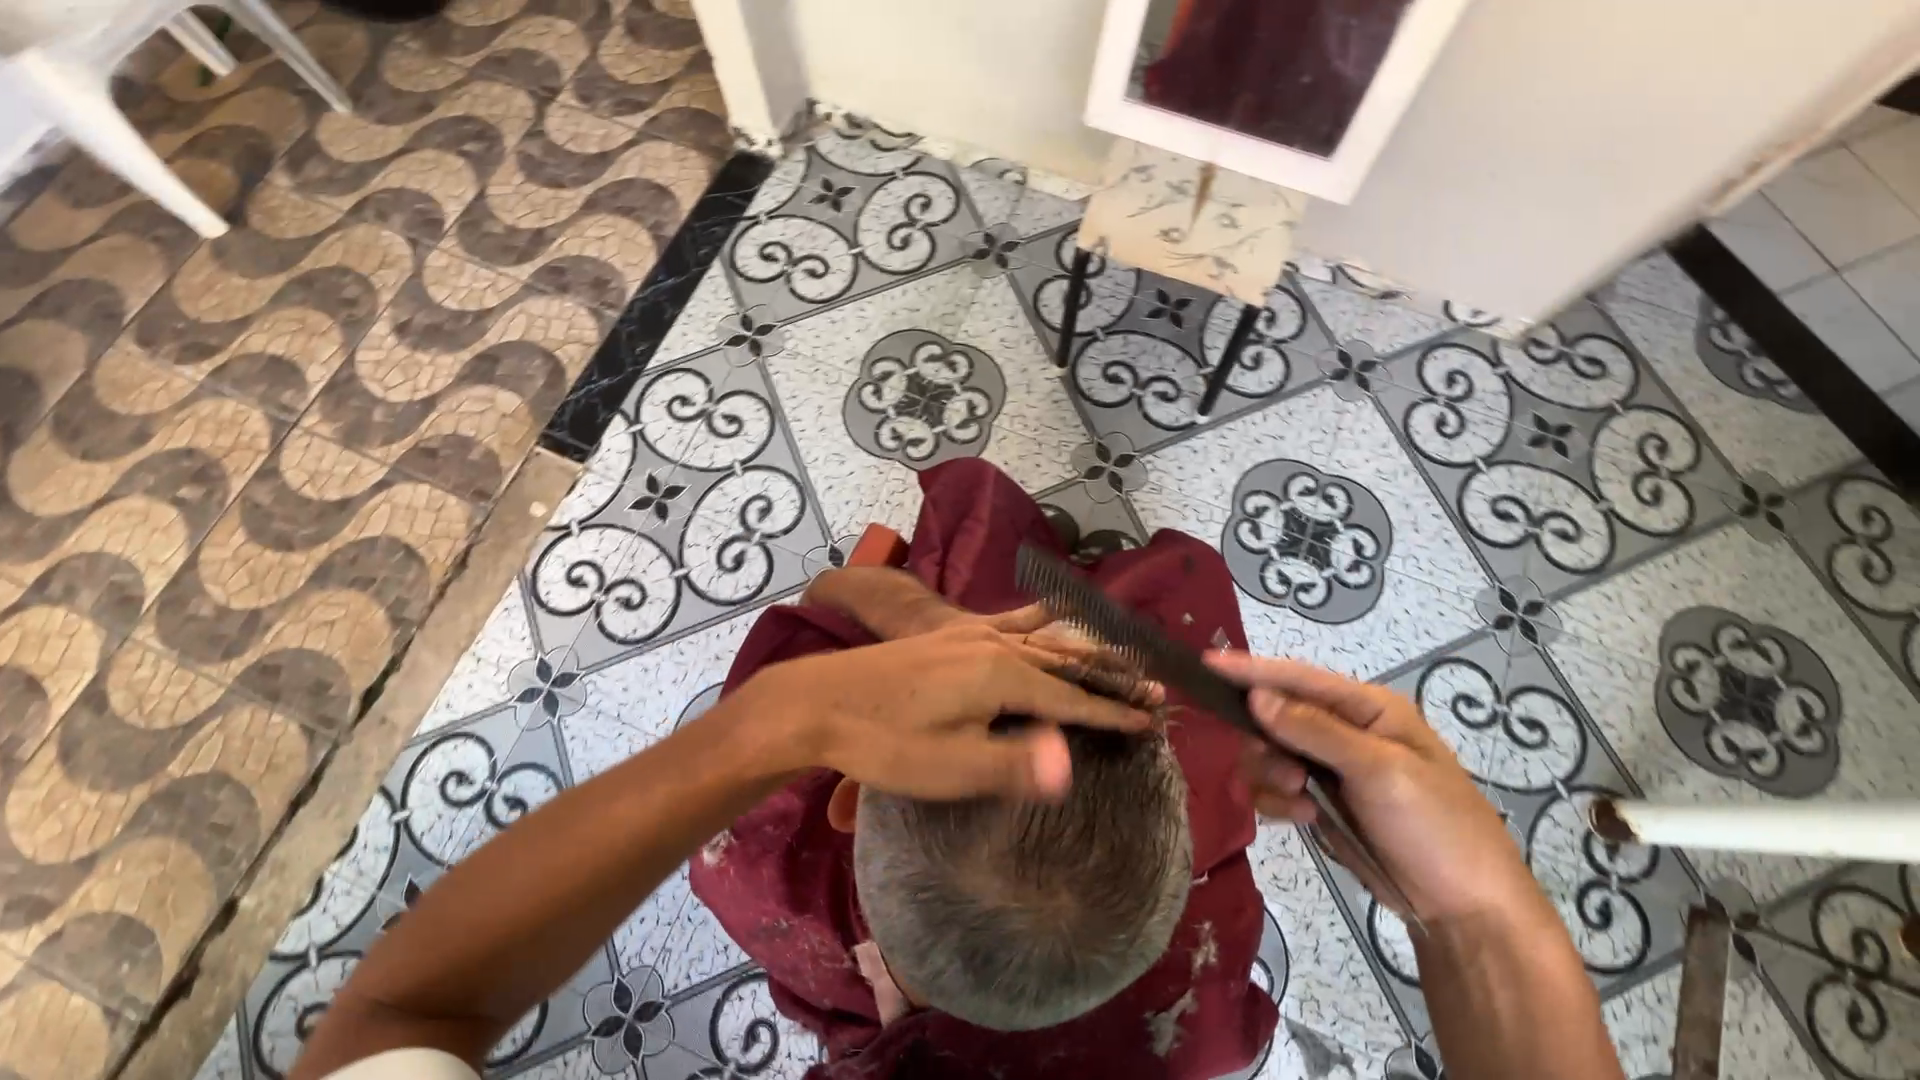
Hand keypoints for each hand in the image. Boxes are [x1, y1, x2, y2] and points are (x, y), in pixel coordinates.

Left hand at [741, 624, 1154, 800]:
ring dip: (1084, 648)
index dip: (1113, 714)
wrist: (819, 701)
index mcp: (1004, 676)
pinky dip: (1040, 619)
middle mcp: (996, 645)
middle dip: (1110, 676)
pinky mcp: (950, 632)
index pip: (1073, 699)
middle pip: (1066, 660)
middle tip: (1153, 686)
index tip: (1152, 722)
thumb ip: (1016, 765)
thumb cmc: (886, 742)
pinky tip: (1047, 613)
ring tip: (1118, 651)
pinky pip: (1010, 620)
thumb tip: (1074, 766)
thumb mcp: (952, 767)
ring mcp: (971, 633)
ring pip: (1043, 636)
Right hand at [1207, 652, 1543, 925]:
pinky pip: (1273, 789)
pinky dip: (1275, 803)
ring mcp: (1330, 769)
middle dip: (1267, 744)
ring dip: (1270, 778)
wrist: (1464, 910)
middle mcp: (1345, 731)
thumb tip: (1256, 695)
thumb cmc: (1436, 827)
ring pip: (1267, 755)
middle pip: (1274, 717)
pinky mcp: (1319, 803)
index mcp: (1368, 709)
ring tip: (1299, 806)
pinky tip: (1302, 820)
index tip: (1206, 664)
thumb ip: (1315, 731)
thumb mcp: (1381, 772)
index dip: (1251, 670)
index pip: (1299, 678)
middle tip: (1285, 778)